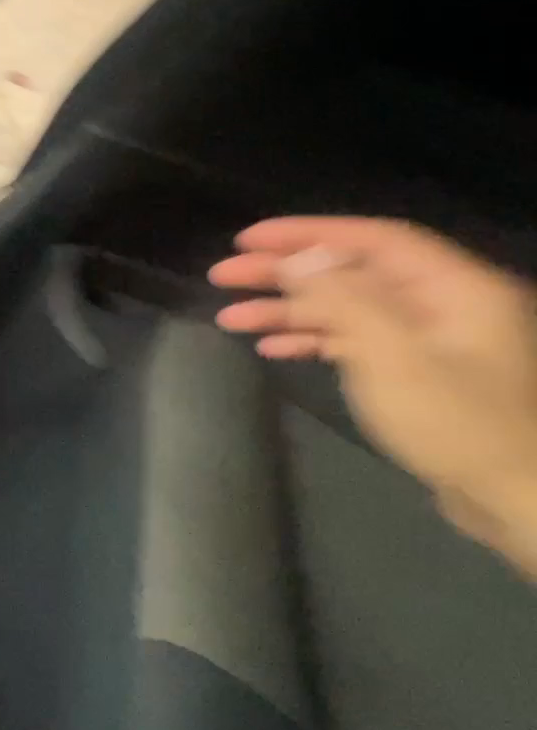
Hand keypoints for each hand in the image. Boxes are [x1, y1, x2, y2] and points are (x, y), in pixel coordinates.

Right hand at [210, 217, 536, 579]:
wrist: (514, 496)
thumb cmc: (455, 422)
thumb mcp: (391, 355)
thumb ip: (344, 299)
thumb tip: (299, 257)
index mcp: (454, 290)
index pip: (373, 240)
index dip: (306, 233)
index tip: (245, 239)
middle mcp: (444, 305)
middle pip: (352, 272)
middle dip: (284, 272)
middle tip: (222, 276)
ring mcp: (431, 339)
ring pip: (346, 307)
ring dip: (286, 309)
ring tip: (230, 318)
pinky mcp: (417, 370)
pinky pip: (354, 339)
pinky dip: (310, 338)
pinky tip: (271, 348)